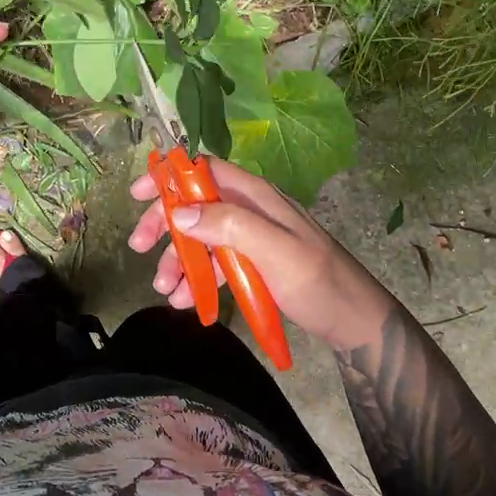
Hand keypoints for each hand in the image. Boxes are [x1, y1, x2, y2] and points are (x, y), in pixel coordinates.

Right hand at [128, 159, 382, 350]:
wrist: (357, 324)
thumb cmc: (320, 283)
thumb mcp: (275, 252)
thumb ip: (229, 227)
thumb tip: (179, 213)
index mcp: (256, 196)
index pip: (204, 170)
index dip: (170, 177)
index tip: (138, 194)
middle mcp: (251, 210)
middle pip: (196, 205)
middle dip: (165, 224)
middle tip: (138, 247)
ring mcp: (253, 238)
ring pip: (202, 238)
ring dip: (178, 260)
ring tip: (164, 290)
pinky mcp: (255, 265)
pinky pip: (216, 265)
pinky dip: (197, 279)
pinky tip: (187, 301)